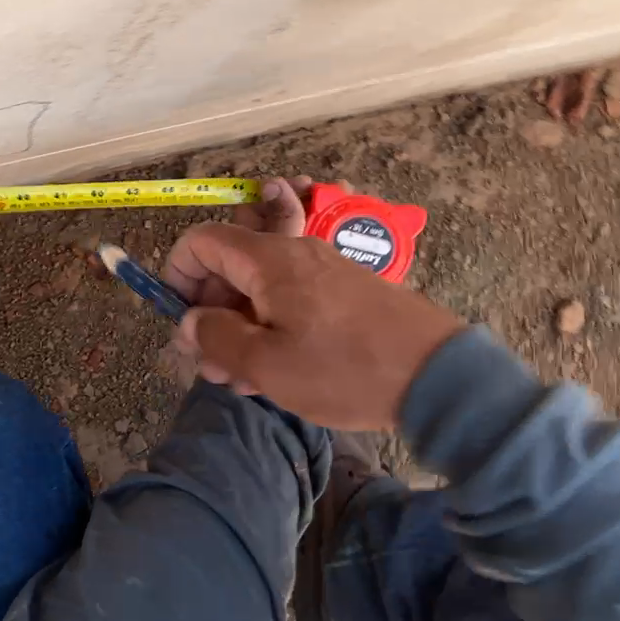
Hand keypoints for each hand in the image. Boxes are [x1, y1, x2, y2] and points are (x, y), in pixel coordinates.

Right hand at [161, 177, 463, 429]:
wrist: (442, 379)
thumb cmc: (345, 369)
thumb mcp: (267, 365)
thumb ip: (216, 339)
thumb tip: (190, 321)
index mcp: (269, 259)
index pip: (202, 241)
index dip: (177, 273)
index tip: (178, 317)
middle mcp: (294, 253)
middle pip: (230, 266)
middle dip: (209, 311)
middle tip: (209, 363)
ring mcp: (324, 270)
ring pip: (260, 288)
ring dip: (239, 325)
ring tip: (241, 377)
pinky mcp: (346, 292)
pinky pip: (292, 299)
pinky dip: (271, 326)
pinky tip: (277, 370)